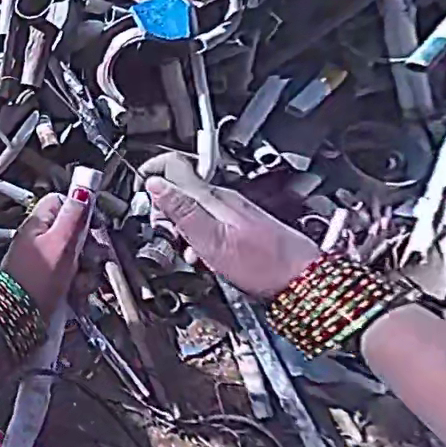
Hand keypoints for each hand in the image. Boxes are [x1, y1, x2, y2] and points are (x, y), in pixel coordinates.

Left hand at [2, 189, 93, 317]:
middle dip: (89, 250)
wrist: (18, 318)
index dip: (82, 212)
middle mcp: (40, 240)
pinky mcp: (50, 283)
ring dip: (85, 273)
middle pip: (76, 233)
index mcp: (38, 224)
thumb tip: (83, 188)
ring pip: (78, 259)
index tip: (96, 227)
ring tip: (77, 285)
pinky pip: (73, 279)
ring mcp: (45, 262)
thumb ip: (74, 216)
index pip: (63, 203)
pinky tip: (74, 297)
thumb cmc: (34, 281)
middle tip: (87, 262)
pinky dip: (78, 288)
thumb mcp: (60, 244)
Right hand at [139, 152, 320, 298]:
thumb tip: (154, 184)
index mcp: (211, 197)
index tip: (140, 192)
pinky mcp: (237, 223)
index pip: (172, 165)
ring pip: (188, 205)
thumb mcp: (211, 240)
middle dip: (161, 208)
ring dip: (177, 224)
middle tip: (165, 232)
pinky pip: (203, 219)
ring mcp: (230, 209)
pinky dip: (193, 233)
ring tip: (184, 246)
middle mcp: (221, 198)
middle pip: (176, 188)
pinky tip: (200, 252)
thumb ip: (180, 209)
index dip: (150, 173)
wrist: (305, 281)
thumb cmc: (263, 265)